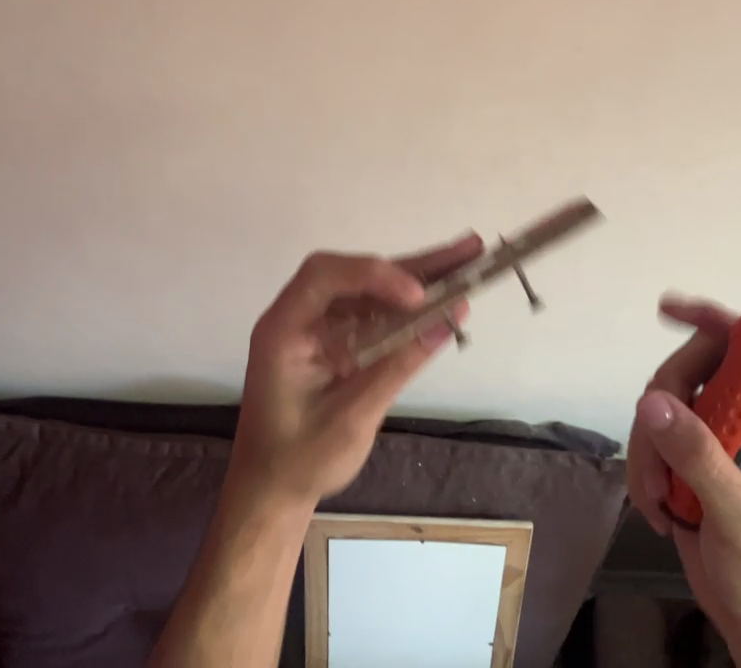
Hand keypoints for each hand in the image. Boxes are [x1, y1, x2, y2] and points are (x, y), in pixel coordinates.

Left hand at [228, 234, 483, 507]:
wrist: (271, 490)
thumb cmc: (299, 460)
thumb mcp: (351, 419)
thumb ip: (398, 366)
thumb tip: (447, 320)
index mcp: (284, 329)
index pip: (325, 277)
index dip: (373, 276)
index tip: (417, 296)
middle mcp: (300, 316)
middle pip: (355, 273)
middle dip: (411, 264)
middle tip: (467, 251)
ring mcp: (320, 326)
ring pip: (371, 287)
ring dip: (418, 276)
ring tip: (468, 259)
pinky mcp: (339, 339)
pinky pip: (375, 310)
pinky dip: (409, 304)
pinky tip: (443, 294)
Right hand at [627, 297, 740, 667]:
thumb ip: (700, 458)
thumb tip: (653, 400)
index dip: (713, 321)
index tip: (668, 311)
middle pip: (690, 370)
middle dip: (664, 410)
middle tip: (658, 458)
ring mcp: (716, 440)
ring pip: (661, 406)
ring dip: (649, 454)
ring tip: (661, 502)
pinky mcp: (689, 463)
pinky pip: (649, 439)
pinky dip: (643, 474)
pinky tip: (660, 512)